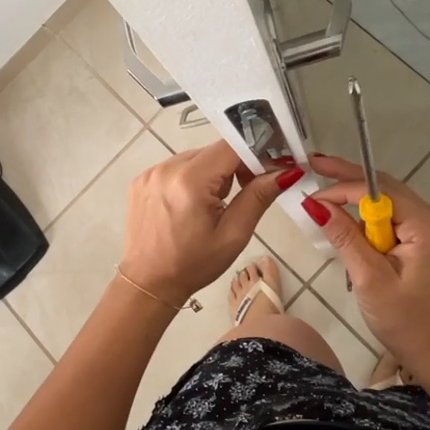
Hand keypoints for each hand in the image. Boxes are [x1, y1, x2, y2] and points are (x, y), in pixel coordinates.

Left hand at [121, 142, 303, 304]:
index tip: (263, 174)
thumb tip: (287, 171)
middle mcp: (166, 168)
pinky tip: (188, 206)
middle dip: (232, 168)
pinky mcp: (142, 179)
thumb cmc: (194, 264)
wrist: (149, 283)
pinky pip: (176, 167)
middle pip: (213, 151)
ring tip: (209, 206)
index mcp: (189, 181)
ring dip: (210, 174)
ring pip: (195, 158)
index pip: (230, 146)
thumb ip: (258, 197)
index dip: (252, 155)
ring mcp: (151, 172)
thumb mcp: (233, 234)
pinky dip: (189, 179)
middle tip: (237, 197)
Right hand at [302, 153, 429, 374]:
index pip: (379, 190)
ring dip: (357, 202)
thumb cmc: (406, 323)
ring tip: (324, 197)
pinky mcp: (427, 244)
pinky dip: (369, 221)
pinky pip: (393, 220)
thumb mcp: (370, 279)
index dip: (343, 186)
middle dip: (348, 180)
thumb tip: (315, 203)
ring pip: (388, 204)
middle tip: (313, 166)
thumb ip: (344, 236)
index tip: (311, 192)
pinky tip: (348, 223)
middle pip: (385, 189)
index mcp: (427, 226)